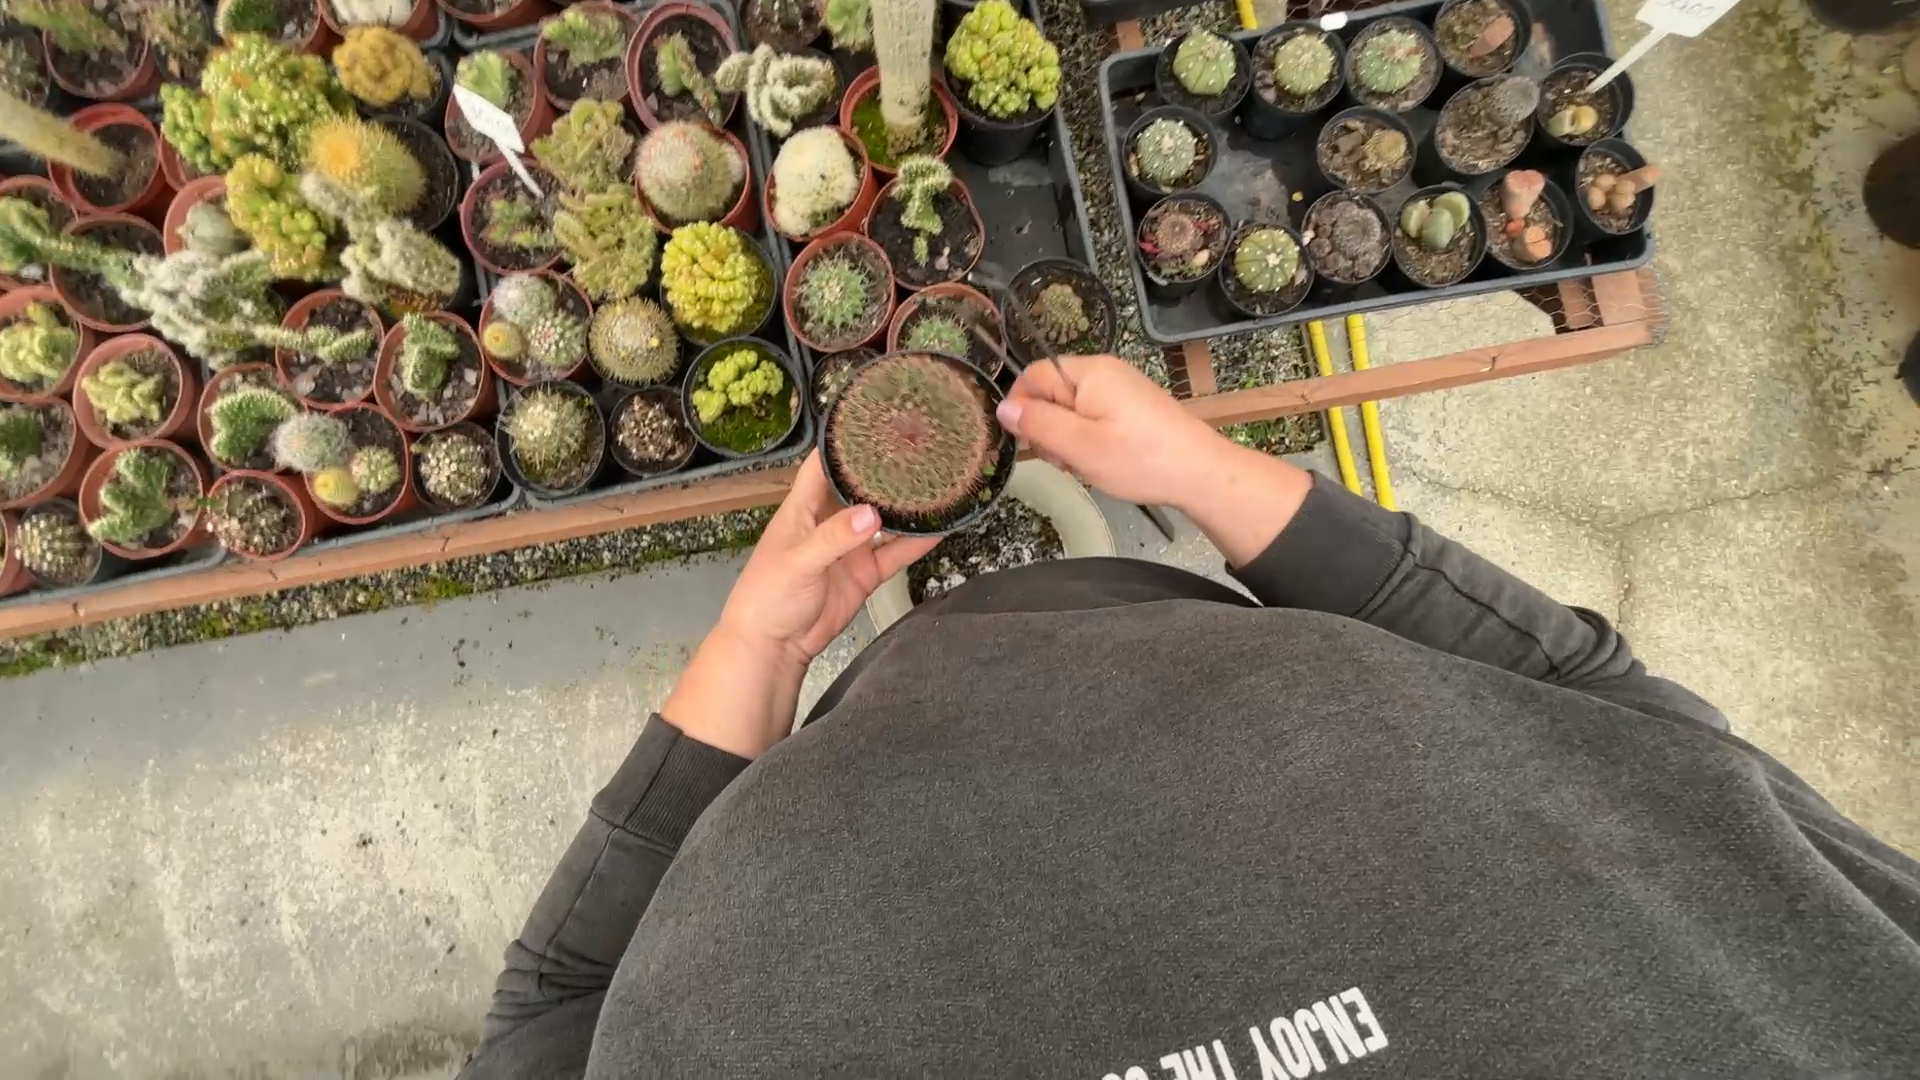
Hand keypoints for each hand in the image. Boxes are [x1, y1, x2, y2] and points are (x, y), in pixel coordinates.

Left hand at [716, 449, 939, 670]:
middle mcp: (829, 522)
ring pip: (882, 520)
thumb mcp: (799, 561)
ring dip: (903, 507)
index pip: (823, 465)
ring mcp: (850, 548)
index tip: (873, 422)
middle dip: (884, 471)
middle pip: (859, 488)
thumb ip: (834, 538)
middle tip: (917, 449)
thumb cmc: (768, 596)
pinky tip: (939, 528)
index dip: (844, 444)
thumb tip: (871, 515)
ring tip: (935, 484)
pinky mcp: (865, 573)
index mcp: (804, 508)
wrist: (774, 646)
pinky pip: (895, 554)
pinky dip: (915, 543)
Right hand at [995, 354, 1235, 509]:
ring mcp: (1120, 389)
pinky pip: (1093, 418)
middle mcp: (1103, 372)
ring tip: (1086, 465)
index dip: (1022, 407)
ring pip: (1071, 410)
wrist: (1200, 472)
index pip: (1033, 375)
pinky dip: (1088, 441)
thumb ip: (1037, 424)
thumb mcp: (1078, 445)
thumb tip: (1002, 407)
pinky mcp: (1132, 408)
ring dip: (1068, 440)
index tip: (1029, 442)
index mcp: (1088, 372)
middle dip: (1048, 428)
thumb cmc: (1138, 459)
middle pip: (1051, 393)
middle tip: (1065, 460)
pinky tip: (1102, 463)